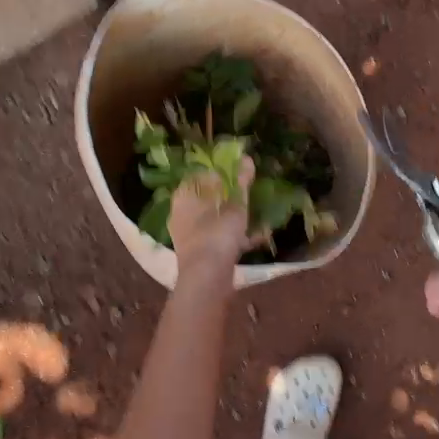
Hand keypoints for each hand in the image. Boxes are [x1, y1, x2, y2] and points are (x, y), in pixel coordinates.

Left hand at [168, 156, 253, 282]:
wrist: (207, 280)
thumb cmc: (217, 235)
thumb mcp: (235, 205)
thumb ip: (241, 182)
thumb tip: (246, 158)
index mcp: (183, 198)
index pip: (199, 177)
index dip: (219, 173)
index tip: (238, 173)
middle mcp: (181, 216)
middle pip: (207, 200)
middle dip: (229, 197)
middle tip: (249, 193)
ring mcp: (189, 237)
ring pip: (214, 221)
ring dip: (235, 218)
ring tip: (257, 216)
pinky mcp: (200, 255)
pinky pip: (219, 240)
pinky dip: (236, 238)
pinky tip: (258, 238)